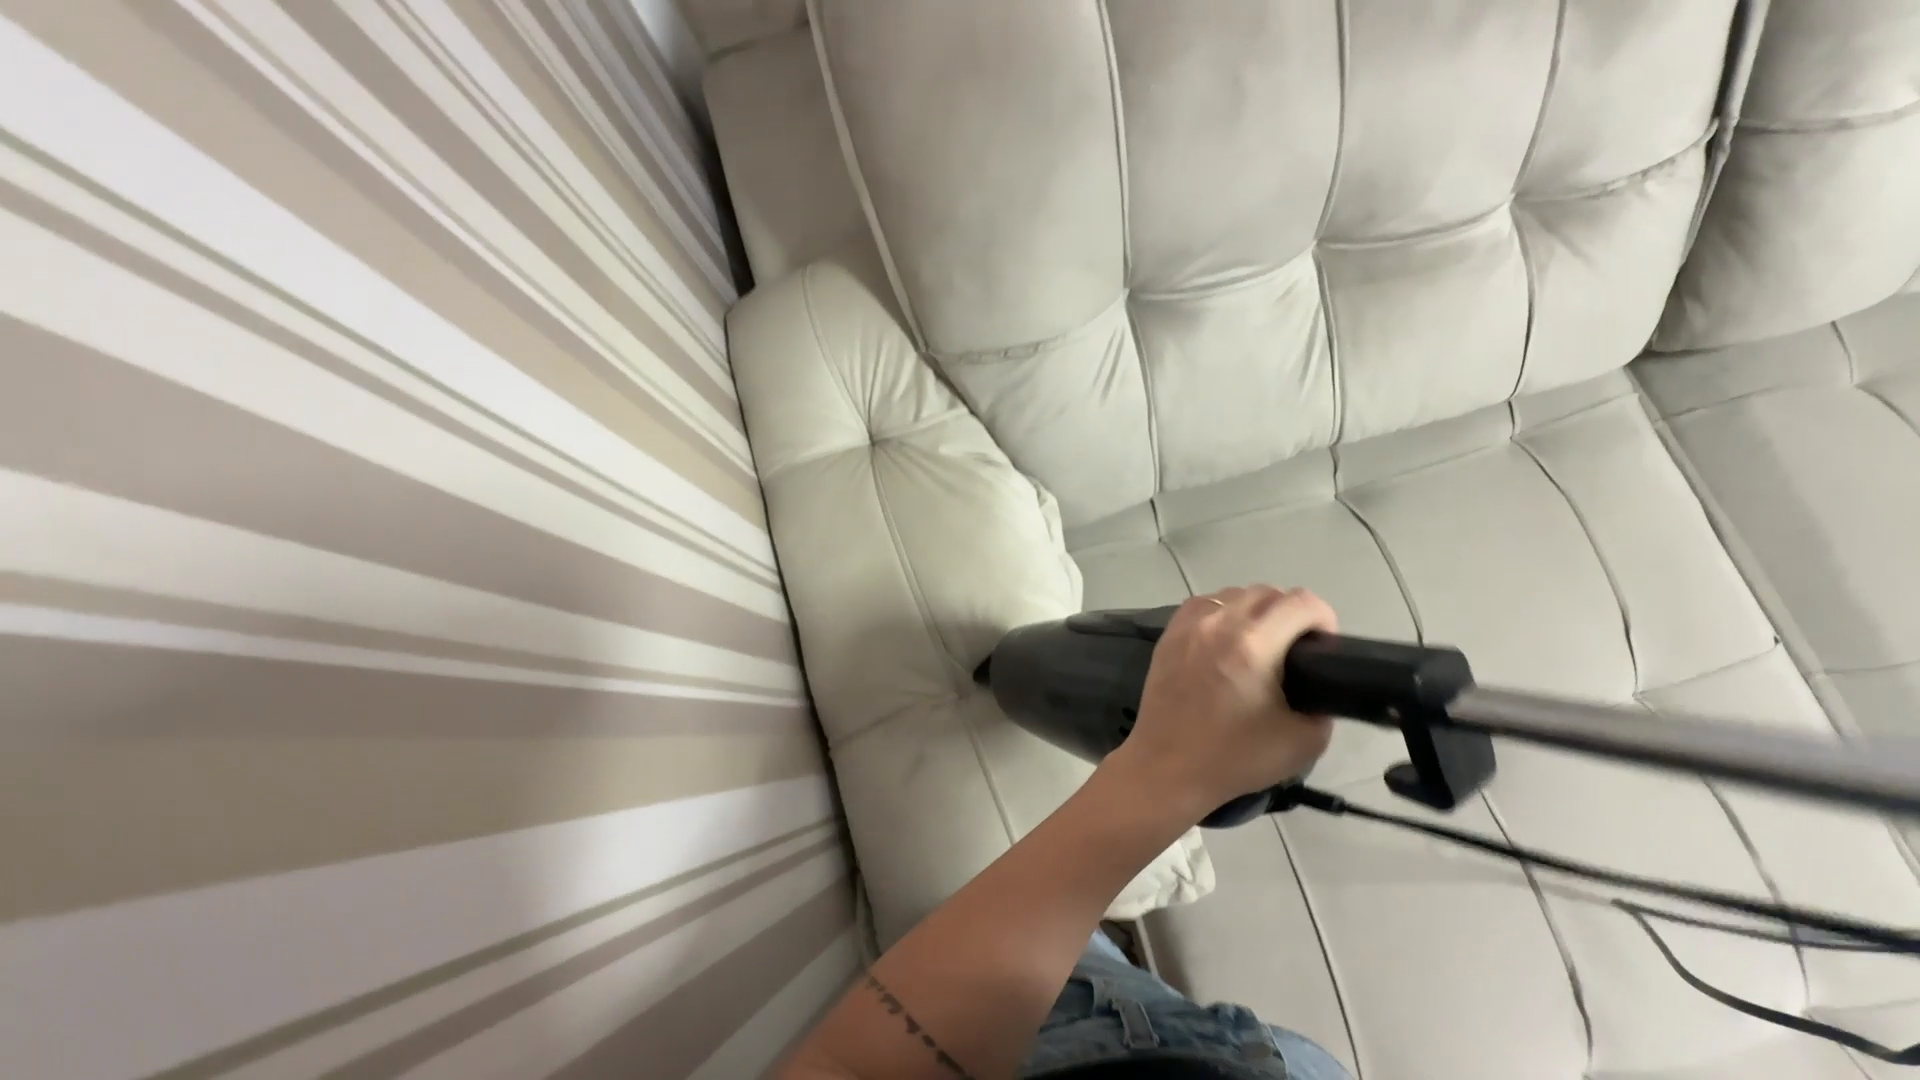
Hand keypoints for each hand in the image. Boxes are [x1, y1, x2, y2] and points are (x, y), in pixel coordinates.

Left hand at [1109, 586, 1339, 819]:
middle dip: (1292, 614)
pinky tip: (1228, 639)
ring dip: (1257, 610)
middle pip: (1270, 593)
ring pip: (1235, 594)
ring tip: (1262, 643)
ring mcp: (1190, 626)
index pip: (1302, 603)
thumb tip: (1321, 686)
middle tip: (1296, 648)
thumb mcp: (1303, 742)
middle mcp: (1220, 624)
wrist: (1167, 767)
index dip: (1324, 619)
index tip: (1324, 646)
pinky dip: (1224, 612)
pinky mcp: (1169, 634)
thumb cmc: (1234, 759)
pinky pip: (1205, 603)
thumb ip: (1324, 706)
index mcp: (1254, 646)